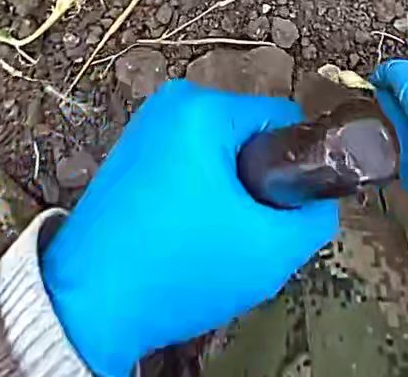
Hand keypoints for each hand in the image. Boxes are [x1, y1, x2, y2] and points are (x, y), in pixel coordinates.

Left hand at [42, 81, 337, 375]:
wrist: (87, 307)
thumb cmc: (177, 270)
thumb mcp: (268, 251)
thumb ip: (315, 218)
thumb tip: (321, 199)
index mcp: (205, 108)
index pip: (281, 118)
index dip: (290, 164)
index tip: (275, 206)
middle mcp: (175, 99)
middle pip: (250, 130)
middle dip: (256, 174)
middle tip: (242, 223)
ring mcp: (149, 119)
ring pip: (221, 142)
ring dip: (228, 180)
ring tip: (212, 226)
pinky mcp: (133, 142)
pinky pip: (190, 151)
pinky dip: (199, 181)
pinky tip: (187, 221)